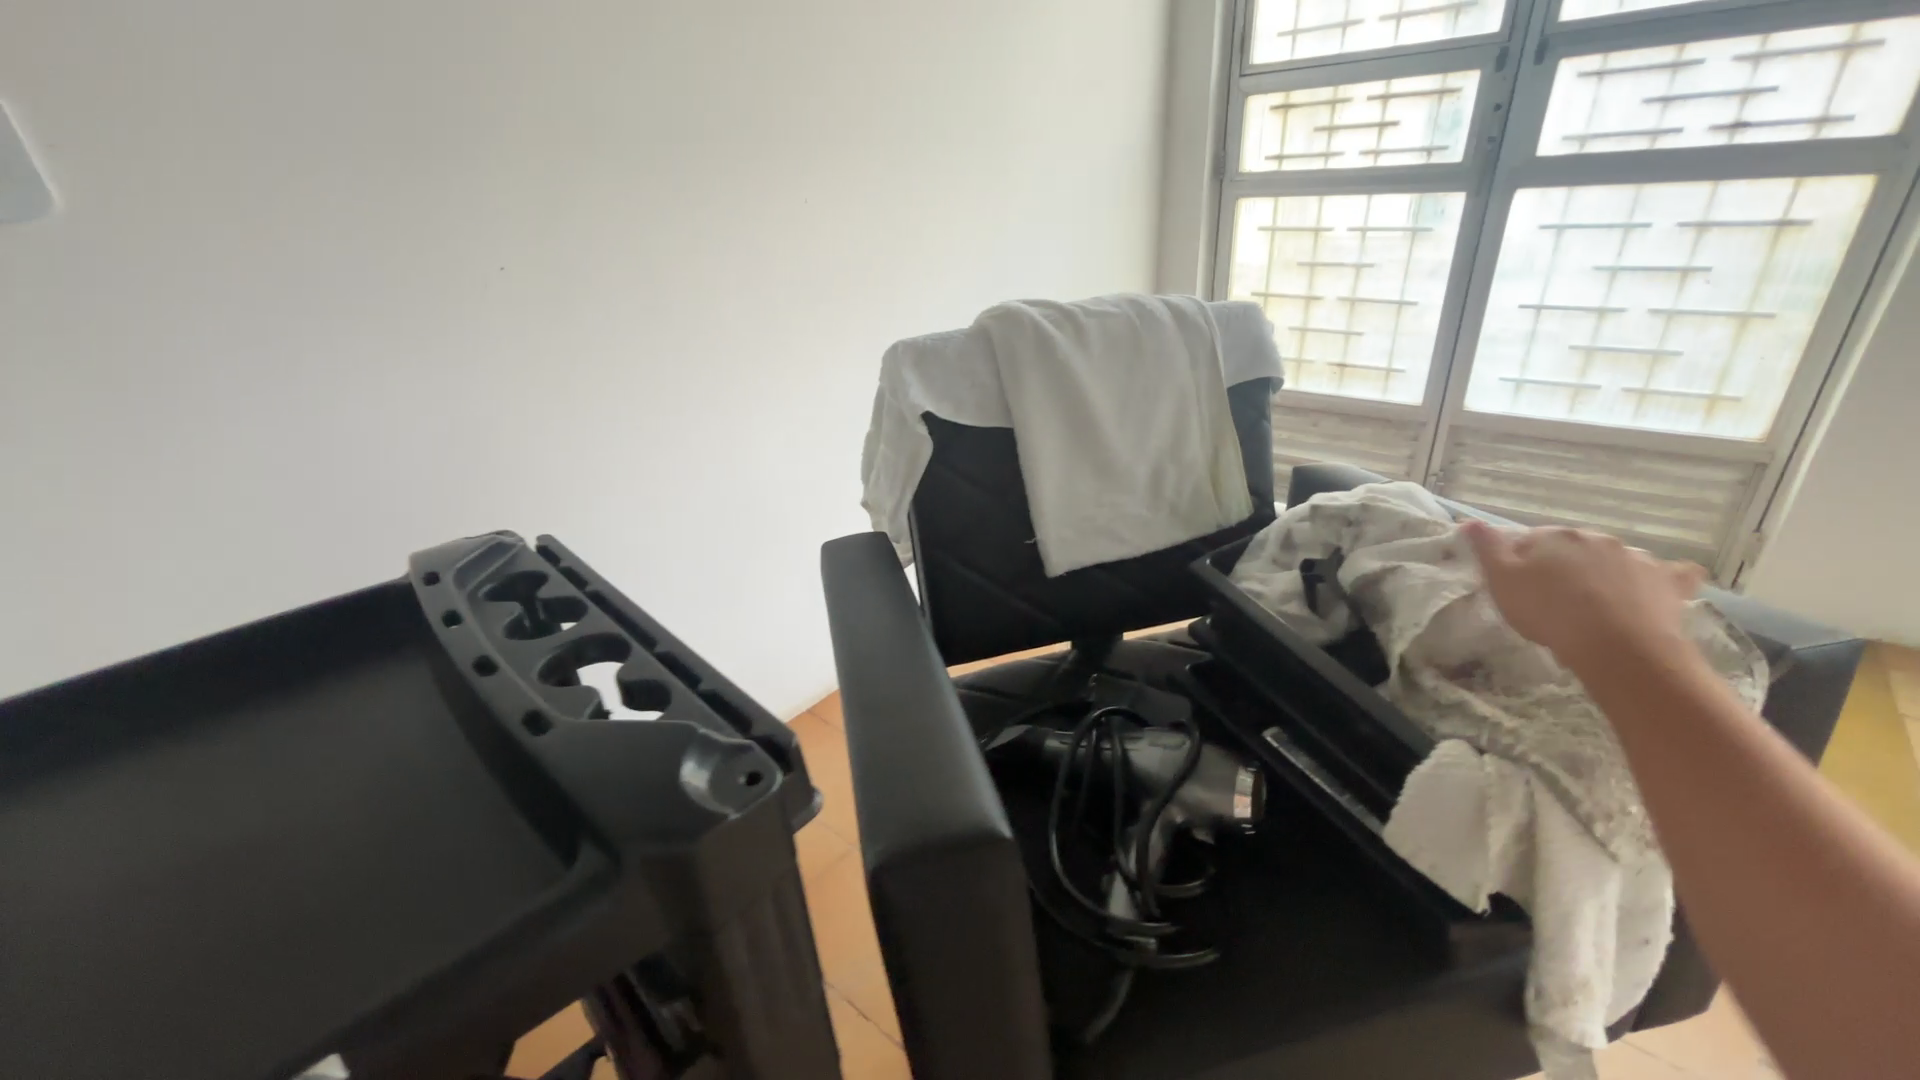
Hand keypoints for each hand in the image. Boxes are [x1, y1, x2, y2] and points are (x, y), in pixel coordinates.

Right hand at [1460, 519, 1707, 676]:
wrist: (1615, 645)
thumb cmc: (1548, 612)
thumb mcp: (1501, 582)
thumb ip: (1487, 549)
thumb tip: (1470, 521)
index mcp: (1554, 537)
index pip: (1531, 540)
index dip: (1523, 561)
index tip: (1520, 585)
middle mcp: (1595, 538)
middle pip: (1575, 548)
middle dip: (1566, 565)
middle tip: (1557, 598)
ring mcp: (1636, 556)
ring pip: (1616, 559)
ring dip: (1607, 572)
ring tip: (1600, 604)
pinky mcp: (1669, 579)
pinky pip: (1671, 574)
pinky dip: (1667, 578)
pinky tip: (1664, 588)